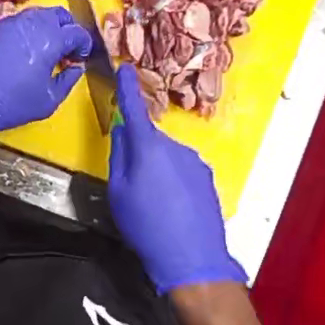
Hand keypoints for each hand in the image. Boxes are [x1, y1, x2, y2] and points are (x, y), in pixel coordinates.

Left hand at [0, 6, 91, 148]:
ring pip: (35, 15)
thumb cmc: (12, 104)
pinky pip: (15, 24)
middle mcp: (30, 23)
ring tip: (43, 50)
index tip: (79, 57)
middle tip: (65, 49)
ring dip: (45, 28)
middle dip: (66, 29)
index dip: (83, 45)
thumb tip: (75, 68)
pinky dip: (24, 32)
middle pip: (58, 15)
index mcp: (50, 39)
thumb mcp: (49, 100)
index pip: (77, 32)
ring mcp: (8, 23)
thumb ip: (68, 80)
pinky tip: (20, 51)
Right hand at [108, 63, 247, 291]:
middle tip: (126, 184)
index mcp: (149, 148)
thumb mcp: (118, 191)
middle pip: (149, 139)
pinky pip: (180, 170)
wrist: (191, 256)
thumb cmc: (145, 224)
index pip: (134, 110)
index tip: (125, 68)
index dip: (128, 89)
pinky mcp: (206, 179)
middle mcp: (176, 147)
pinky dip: (169, 181)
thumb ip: (118, 156)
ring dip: (154, 170)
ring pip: (166, 156)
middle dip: (137, 152)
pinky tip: (166, 207)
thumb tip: (122, 130)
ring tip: (147, 203)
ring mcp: (195, 162)